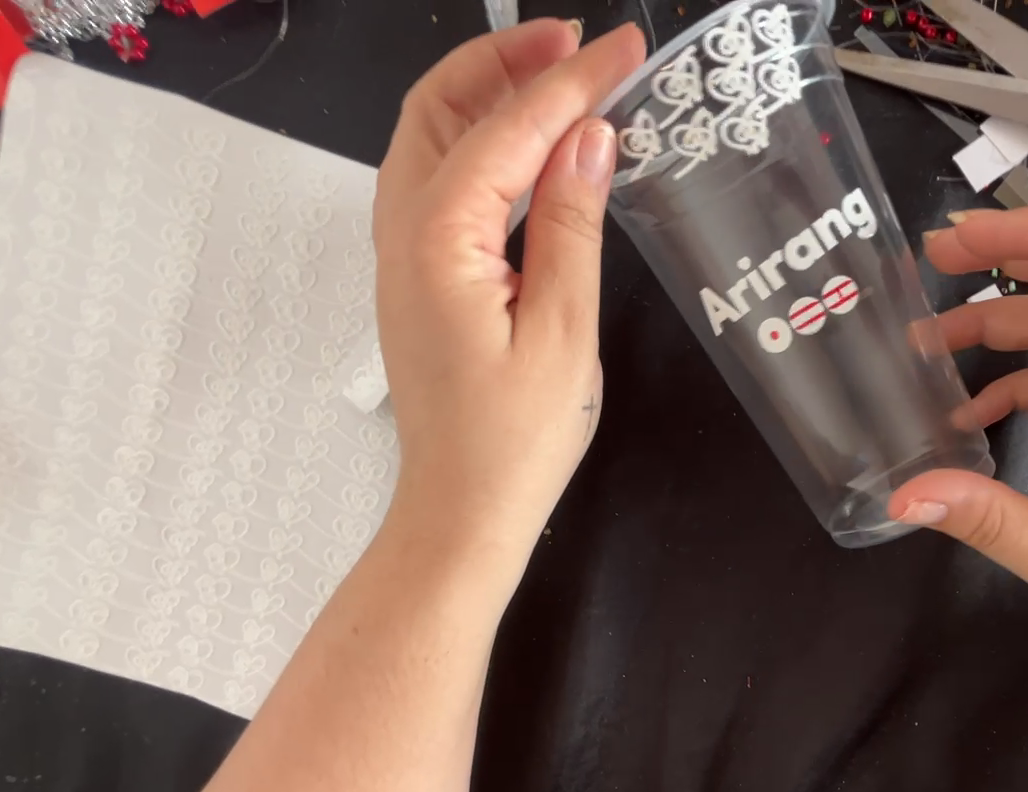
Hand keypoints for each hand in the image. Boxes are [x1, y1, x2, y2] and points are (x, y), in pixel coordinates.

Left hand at [373, 19, 645, 570]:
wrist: (464, 508)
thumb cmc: (518, 439)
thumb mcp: (563, 332)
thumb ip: (572, 227)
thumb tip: (588, 140)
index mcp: (440, 238)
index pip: (511, 129)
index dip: (572, 82)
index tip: (626, 49)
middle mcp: (403, 232)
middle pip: (441, 107)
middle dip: (509, 61)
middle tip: (578, 44)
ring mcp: (401, 255)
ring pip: (432, 141)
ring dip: (488, 97)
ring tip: (557, 82)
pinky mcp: (417, 279)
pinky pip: (438, 185)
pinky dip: (480, 149)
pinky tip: (526, 157)